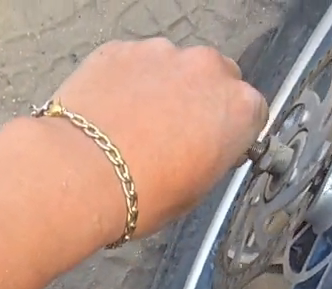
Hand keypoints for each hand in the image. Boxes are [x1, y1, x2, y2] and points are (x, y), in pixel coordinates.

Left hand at [45, 38, 268, 238]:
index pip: (251, 115)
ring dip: (160, 93)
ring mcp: (163, 53)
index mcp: (237, 110)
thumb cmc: (138, 195)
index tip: (213, 151)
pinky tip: (108, 119)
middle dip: (199, 106)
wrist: (80, 176)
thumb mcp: (190, 196)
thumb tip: (202, 154)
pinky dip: (125, 85)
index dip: (230, 136)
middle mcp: (207, 69)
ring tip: (132, 134)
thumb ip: (209, 162)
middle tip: (171, 144)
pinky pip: (132, 65)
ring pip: (172, 70)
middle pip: (216, 81)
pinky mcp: (122, 49)